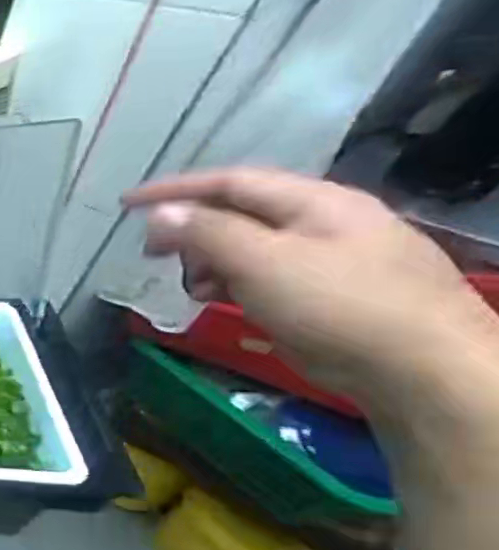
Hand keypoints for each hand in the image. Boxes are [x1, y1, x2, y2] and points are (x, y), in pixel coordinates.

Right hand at [122, 168, 498, 405]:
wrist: (423, 368)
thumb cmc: (337, 304)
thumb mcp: (261, 261)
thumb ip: (206, 232)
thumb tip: (159, 214)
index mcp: (316, 203)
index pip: (231, 182)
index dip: (174, 190)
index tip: (126, 205)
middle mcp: (323, 222)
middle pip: (237, 213)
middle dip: (190, 233)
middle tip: (155, 256)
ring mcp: (328, 258)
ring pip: (246, 246)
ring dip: (207, 262)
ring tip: (195, 289)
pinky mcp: (324, 292)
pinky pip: (262, 273)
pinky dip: (230, 282)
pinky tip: (221, 301)